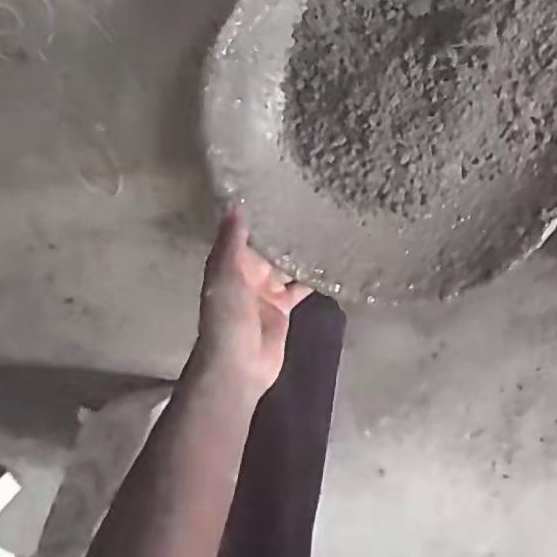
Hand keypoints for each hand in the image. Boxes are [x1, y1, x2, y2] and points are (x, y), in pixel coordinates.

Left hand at [188, 209, 311, 398]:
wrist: (238, 367)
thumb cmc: (228, 318)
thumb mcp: (225, 276)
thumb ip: (233, 241)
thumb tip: (236, 204)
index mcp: (232, 264)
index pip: (247, 233)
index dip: (260, 213)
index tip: (281, 189)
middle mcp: (249, 274)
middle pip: (269, 247)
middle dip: (284, 230)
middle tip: (312, 201)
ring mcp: (267, 291)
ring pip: (286, 264)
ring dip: (300, 250)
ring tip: (325, 224)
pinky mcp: (284, 307)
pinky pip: (300, 286)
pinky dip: (312, 276)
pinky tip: (330, 259)